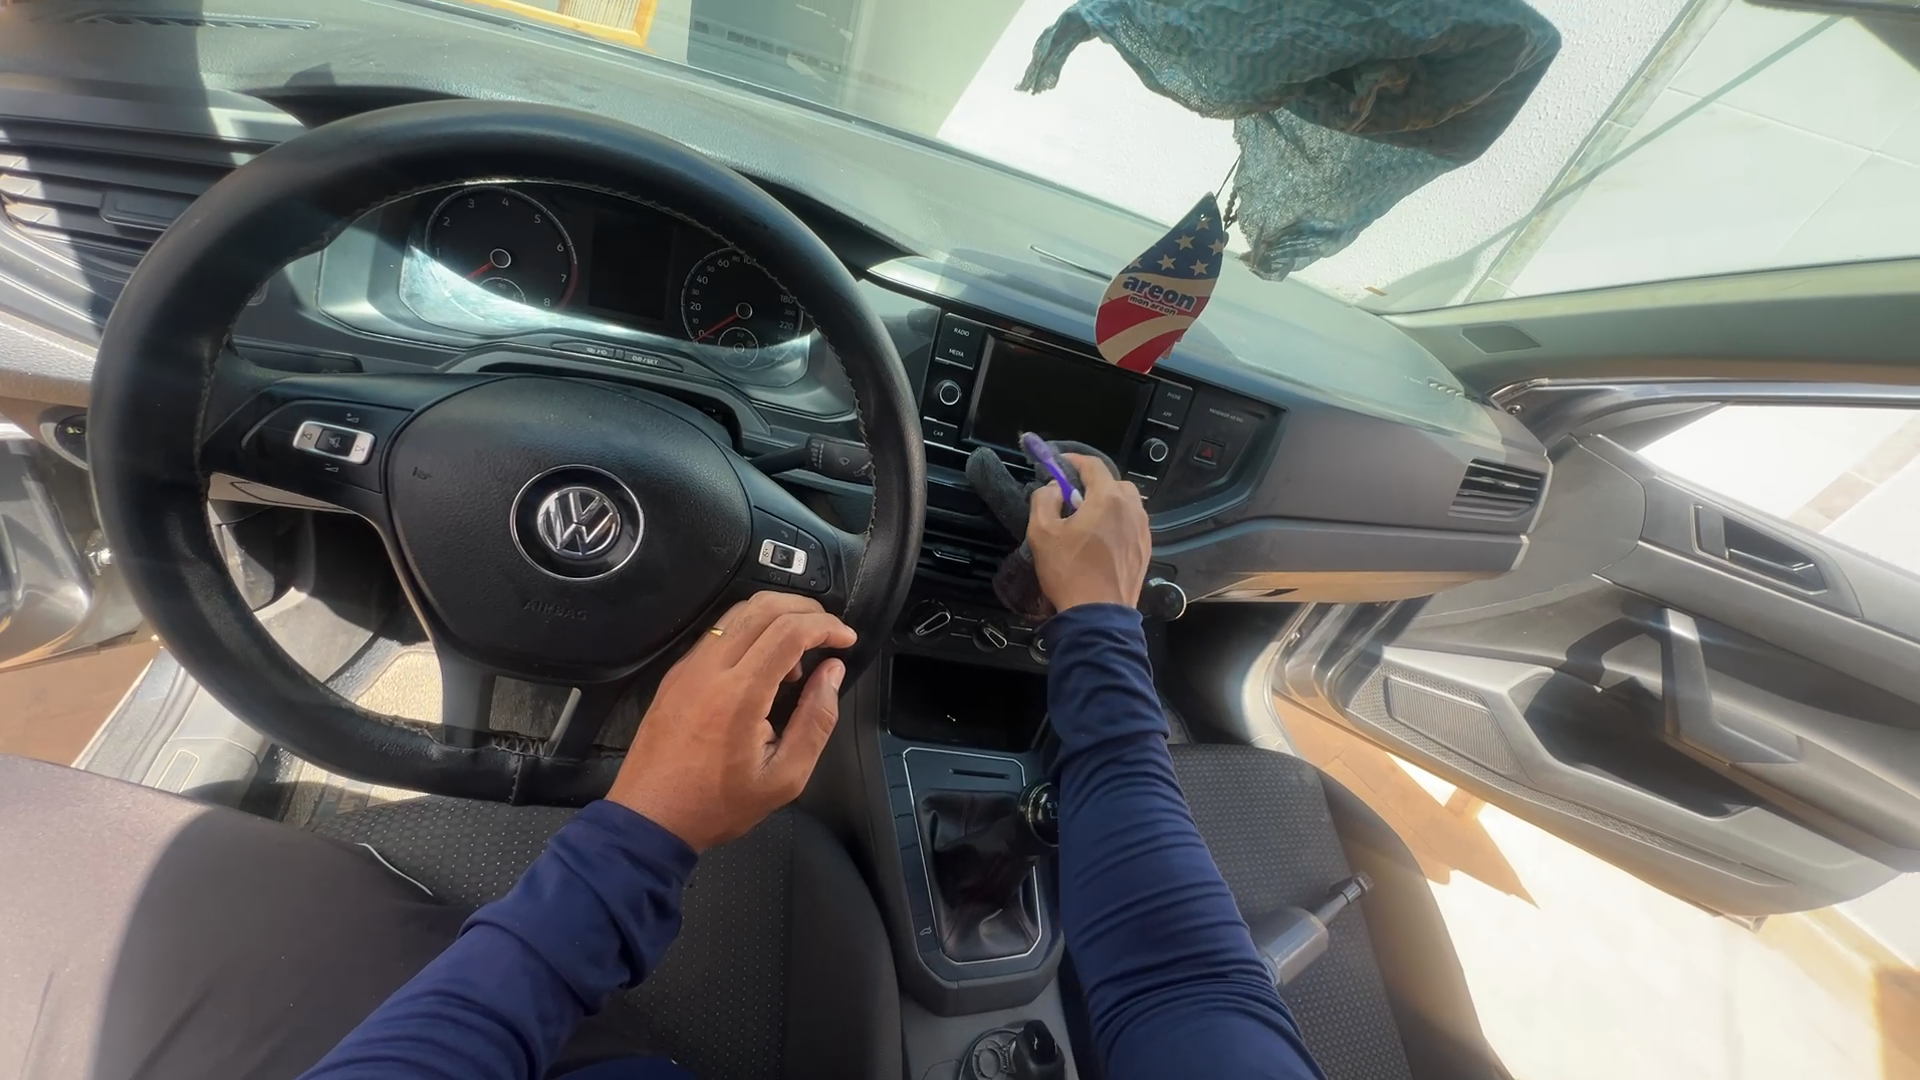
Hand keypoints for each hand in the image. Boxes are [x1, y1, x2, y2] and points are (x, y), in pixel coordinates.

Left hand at [608, 591, 855, 850]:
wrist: (647, 819)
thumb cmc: (717, 804)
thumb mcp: (785, 776)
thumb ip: (817, 719)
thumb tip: (832, 672)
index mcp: (739, 694)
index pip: (790, 630)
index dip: (826, 627)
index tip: (847, 639)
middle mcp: (710, 668)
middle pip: (765, 606)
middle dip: (807, 610)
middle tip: (830, 633)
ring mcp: (689, 666)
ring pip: (740, 611)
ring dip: (779, 616)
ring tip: (799, 653)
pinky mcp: (677, 671)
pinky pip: (722, 630)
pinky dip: (754, 630)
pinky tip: (765, 664)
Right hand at [1028, 453, 1149, 610]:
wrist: (1098, 614)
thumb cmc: (1068, 570)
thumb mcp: (1042, 532)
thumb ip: (1044, 499)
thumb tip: (1055, 488)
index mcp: (1108, 498)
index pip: (1093, 465)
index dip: (1073, 460)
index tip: (1059, 463)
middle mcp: (1132, 509)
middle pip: (1113, 482)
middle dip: (1092, 484)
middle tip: (1070, 497)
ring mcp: (1142, 530)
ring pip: (1126, 504)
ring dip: (1106, 503)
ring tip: (1086, 520)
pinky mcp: (1145, 550)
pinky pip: (1131, 525)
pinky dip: (1117, 523)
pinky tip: (1100, 541)